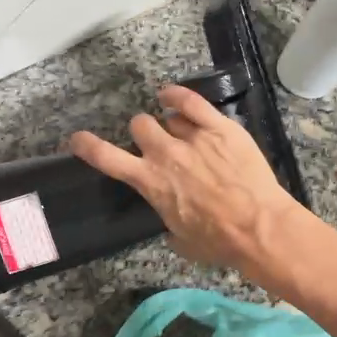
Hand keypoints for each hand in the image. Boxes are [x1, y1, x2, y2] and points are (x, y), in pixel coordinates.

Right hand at [70, 84, 319, 284]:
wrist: (259, 227)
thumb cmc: (219, 241)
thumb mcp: (180, 239)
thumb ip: (167, 222)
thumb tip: (170, 221)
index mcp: (149, 183)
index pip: (106, 158)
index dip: (87, 146)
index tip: (77, 140)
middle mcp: (164, 155)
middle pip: (139, 126)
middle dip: (144, 134)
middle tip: (155, 144)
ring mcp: (192, 138)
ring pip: (166, 116)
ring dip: (170, 124)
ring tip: (181, 132)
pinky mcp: (218, 128)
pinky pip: (191, 101)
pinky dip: (177, 95)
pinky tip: (171, 96)